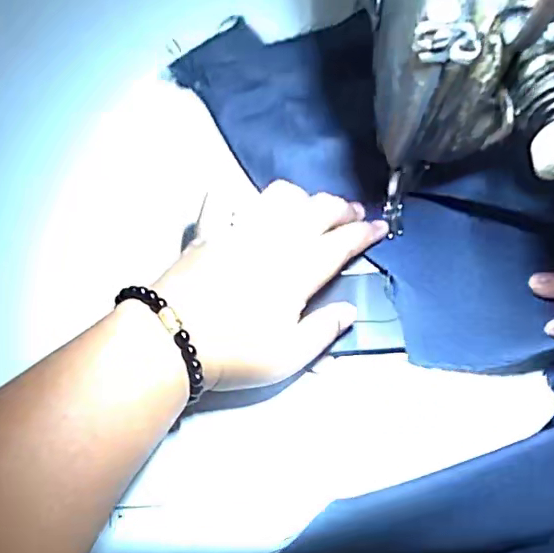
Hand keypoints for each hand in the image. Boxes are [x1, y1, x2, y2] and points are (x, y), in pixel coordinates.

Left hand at [150, 180, 386, 390]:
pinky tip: (243, 205)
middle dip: (341, 207)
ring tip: (308, 207)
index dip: (364, 233)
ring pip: (278, 196)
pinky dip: (239, 198)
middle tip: (353, 213)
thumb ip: (323, 330)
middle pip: (315, 210)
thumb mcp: (288, 356)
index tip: (380, 227)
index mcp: (299, 271)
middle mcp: (273, 240)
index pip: (341, 243)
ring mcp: (239, 231)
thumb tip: (348, 311)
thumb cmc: (236, 354)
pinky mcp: (208, 232)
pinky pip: (225, 200)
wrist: (172, 338)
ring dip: (301, 197)